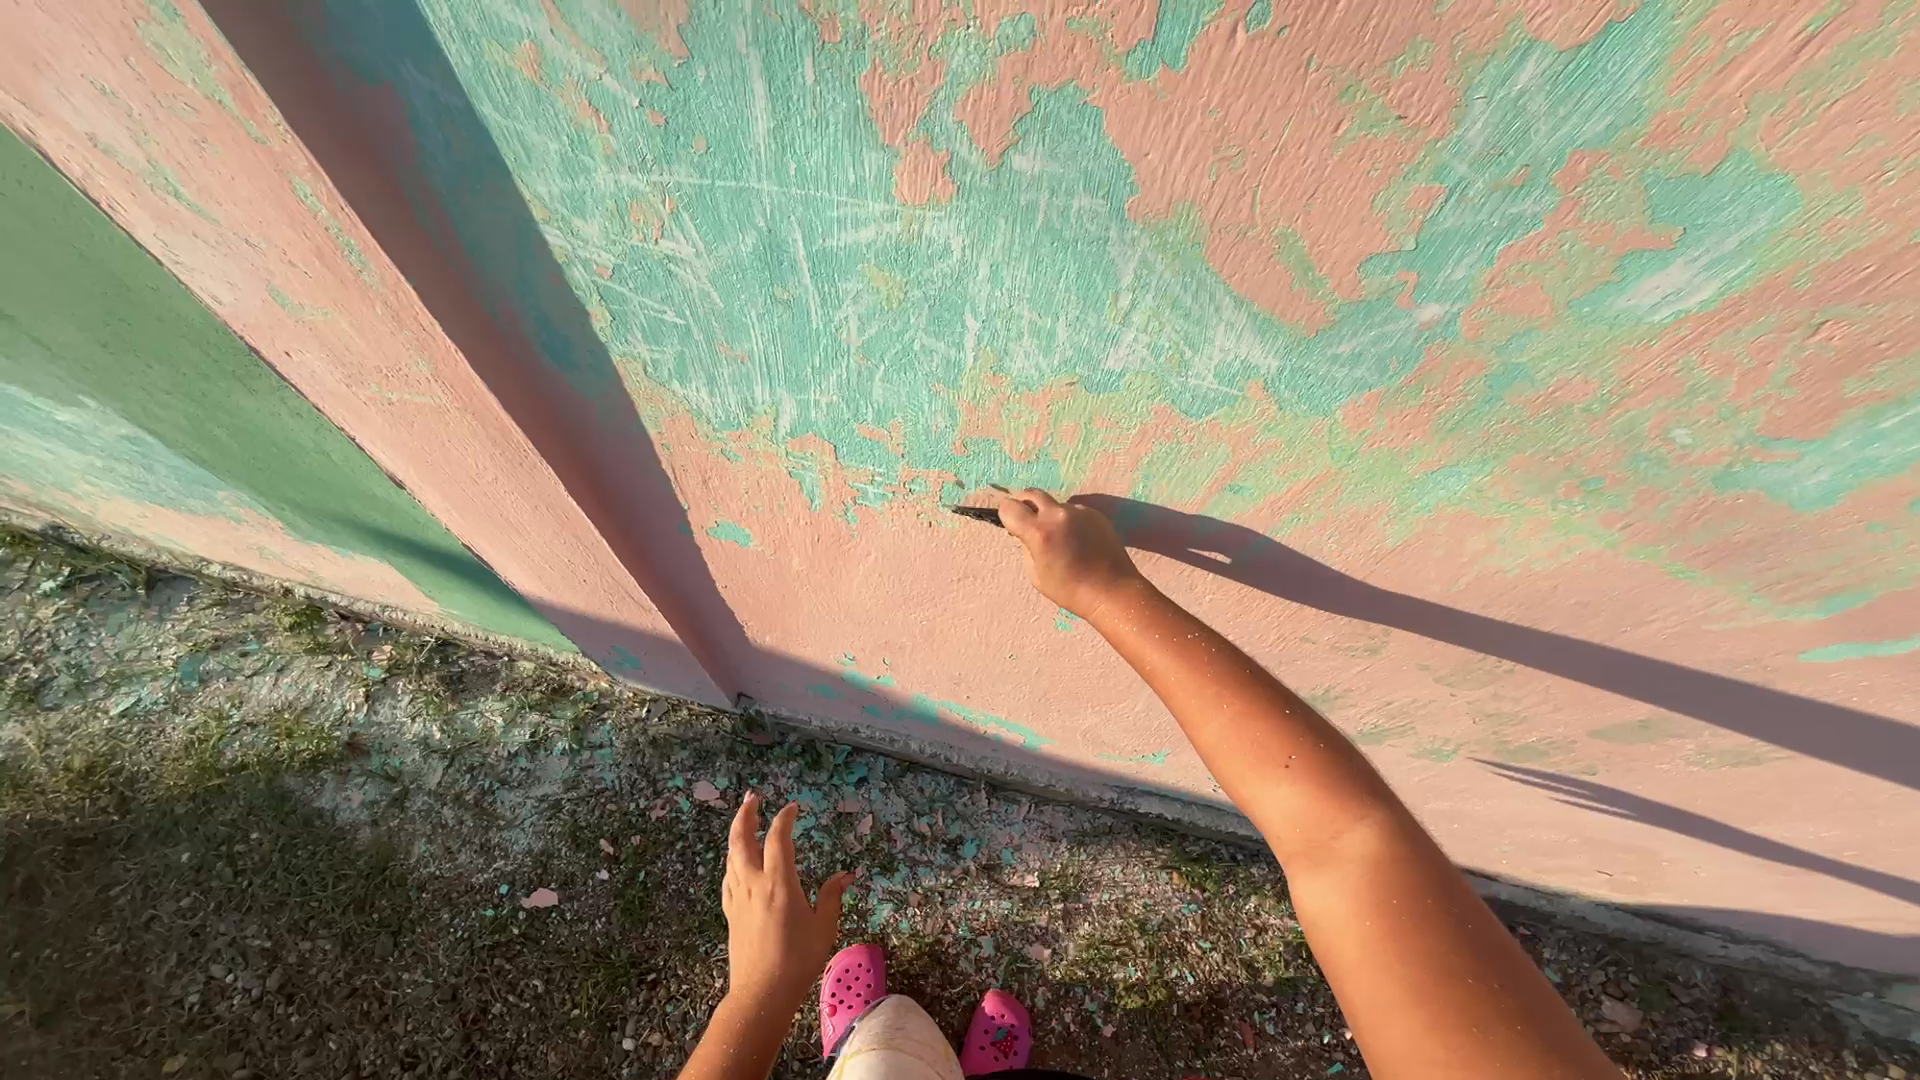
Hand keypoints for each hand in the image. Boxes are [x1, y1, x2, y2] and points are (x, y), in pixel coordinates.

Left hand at [721, 792, 853, 1011]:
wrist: (761, 994)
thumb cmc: (797, 960)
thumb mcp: (824, 927)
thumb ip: (832, 896)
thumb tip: (846, 874)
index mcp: (779, 882)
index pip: (779, 838)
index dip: (784, 818)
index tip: (793, 807)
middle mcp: (754, 883)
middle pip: (742, 840)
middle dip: (746, 815)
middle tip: (752, 797)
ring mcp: (738, 898)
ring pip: (731, 857)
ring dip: (736, 834)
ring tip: (744, 820)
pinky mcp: (731, 913)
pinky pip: (728, 878)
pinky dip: (732, 861)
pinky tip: (735, 861)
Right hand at [995, 488, 1147, 619]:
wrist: (1111, 590)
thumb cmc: (1069, 589)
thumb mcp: (1036, 575)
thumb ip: (1026, 547)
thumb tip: (1026, 534)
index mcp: (1039, 532)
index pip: (1010, 507)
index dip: (1007, 516)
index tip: (1012, 526)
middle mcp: (1058, 515)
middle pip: (1031, 494)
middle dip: (1025, 505)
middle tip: (1028, 522)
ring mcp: (1079, 512)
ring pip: (1055, 505)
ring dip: (1050, 515)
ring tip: (1060, 539)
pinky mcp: (1095, 514)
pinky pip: (1073, 512)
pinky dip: (1068, 521)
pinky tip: (1077, 541)